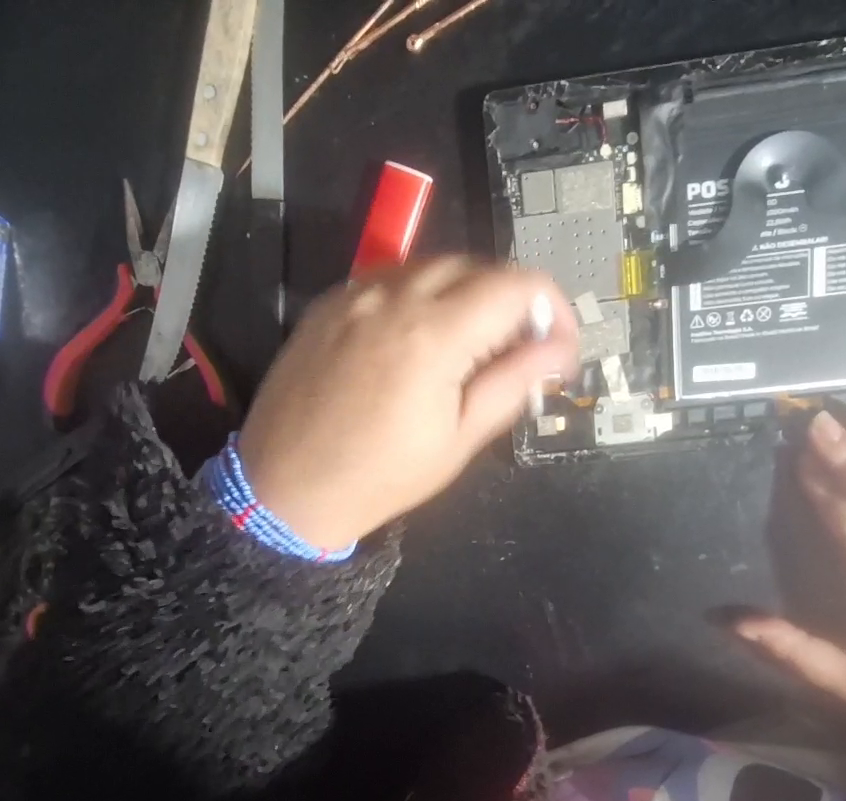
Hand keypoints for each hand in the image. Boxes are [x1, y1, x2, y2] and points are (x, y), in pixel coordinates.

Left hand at [236, 257, 579, 550]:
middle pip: (476, 265)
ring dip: (465, 293)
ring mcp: (355, 294)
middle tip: (516, 349)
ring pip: (431, 265)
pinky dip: (419, 295)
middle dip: (510, 299)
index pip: (517, 285)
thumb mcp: (458, 439)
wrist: (284, 489)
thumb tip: (560, 350)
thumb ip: (513, 383)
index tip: (557, 345)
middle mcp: (394, 295)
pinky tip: (418, 338)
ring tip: (469, 345)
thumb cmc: (379, 477)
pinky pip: (389, 278)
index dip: (552, 308)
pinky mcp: (328, 303)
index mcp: (434, 333)